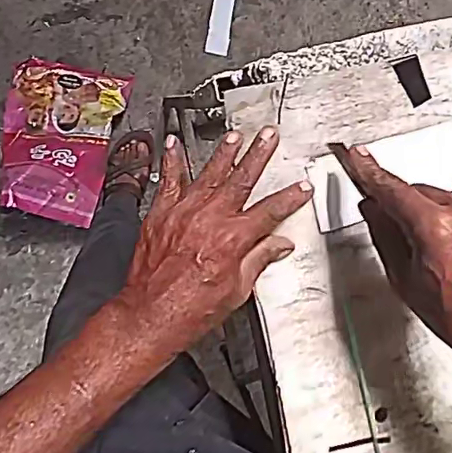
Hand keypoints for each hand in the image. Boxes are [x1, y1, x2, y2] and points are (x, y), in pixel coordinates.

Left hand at [119, 128, 310, 345]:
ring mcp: (184, 213)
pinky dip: (172, 161)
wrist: (150, 316)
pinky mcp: (161, 214)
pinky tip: (173, 144)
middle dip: (259, 155)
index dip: (290, 197)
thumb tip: (279, 245)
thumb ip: (258, 259)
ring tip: (236, 136)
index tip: (301, 187)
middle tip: (269, 136)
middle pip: (242, 180)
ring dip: (225, 152)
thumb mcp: (237, 290)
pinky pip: (168, 181)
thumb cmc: (190, 309)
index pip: (270, 210)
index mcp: (233, 239)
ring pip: (209, 174)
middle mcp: (209, 219)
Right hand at [332, 144, 451, 375]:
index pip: (392, 189)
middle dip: (402, 208)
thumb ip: (386, 238)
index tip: (355, 156)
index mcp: (436, 227)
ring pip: (440, 200)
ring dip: (429, 218)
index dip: (367, 170)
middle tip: (394, 233)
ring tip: (435, 260)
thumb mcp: (410, 283)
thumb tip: (374, 212)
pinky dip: (451, 224)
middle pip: (417, 192)